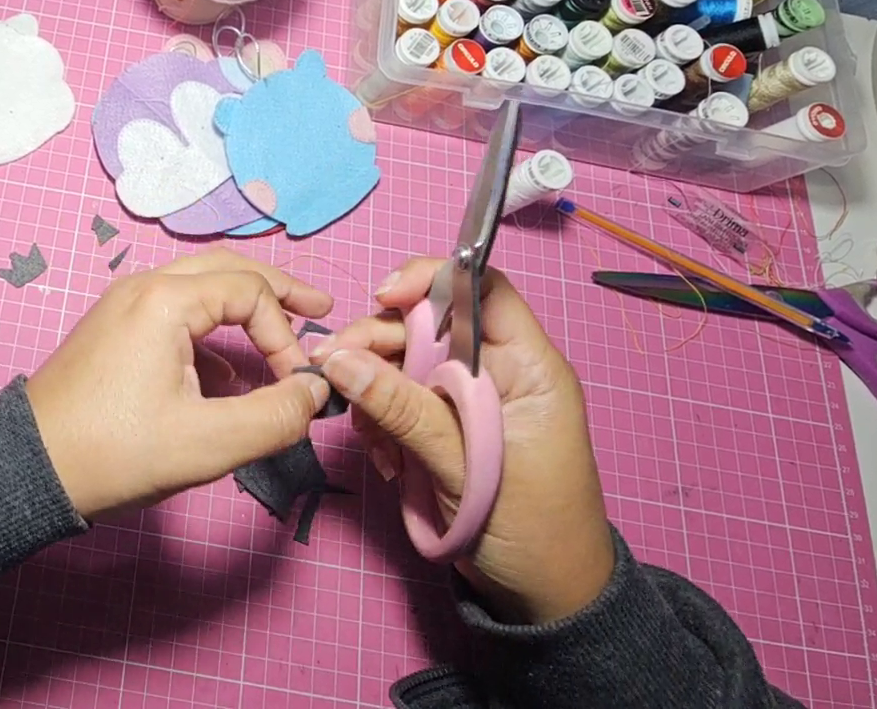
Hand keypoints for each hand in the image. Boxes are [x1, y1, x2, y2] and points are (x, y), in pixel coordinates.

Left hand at [27, 249, 334, 519]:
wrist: (30, 466)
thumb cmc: (116, 451)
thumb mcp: (208, 442)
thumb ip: (275, 416)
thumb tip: (314, 391)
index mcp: (165, 300)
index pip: (250, 292)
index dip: (285, 335)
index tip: (298, 385)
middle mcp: (143, 287)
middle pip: (225, 268)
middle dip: (275, 288)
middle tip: (318, 308)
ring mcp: (123, 305)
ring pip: (197, 286)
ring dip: (242, 305)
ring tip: (280, 336)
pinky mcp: (114, 329)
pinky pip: (173, 312)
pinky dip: (209, 330)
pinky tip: (226, 375)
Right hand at [311, 258, 614, 624]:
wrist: (544, 598)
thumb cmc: (529, 531)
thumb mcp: (463, 467)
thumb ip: (402, 409)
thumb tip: (337, 359)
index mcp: (526, 366)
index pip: (481, 288)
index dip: (431, 279)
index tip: (380, 298)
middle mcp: (495, 368)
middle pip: (425, 322)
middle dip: (376, 341)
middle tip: (331, 367)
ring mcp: (466, 393)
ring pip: (401, 357)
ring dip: (371, 387)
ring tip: (370, 437)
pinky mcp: (443, 417)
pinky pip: (395, 393)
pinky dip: (378, 416)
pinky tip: (383, 454)